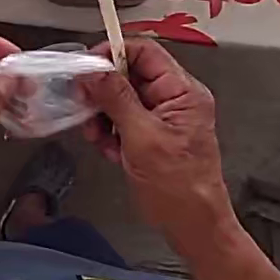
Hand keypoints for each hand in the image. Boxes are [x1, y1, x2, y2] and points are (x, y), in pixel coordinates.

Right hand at [81, 38, 236, 251]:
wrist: (193, 228)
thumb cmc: (181, 190)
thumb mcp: (142, 138)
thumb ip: (116, 99)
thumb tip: (93, 71)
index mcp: (182, 92)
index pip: (144, 51)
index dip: (113, 53)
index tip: (87, 66)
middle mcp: (173, 98)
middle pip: (128, 73)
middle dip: (103, 90)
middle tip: (85, 103)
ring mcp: (162, 116)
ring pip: (120, 96)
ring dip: (102, 113)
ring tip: (98, 134)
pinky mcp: (150, 132)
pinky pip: (121, 117)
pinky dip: (108, 129)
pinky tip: (109, 148)